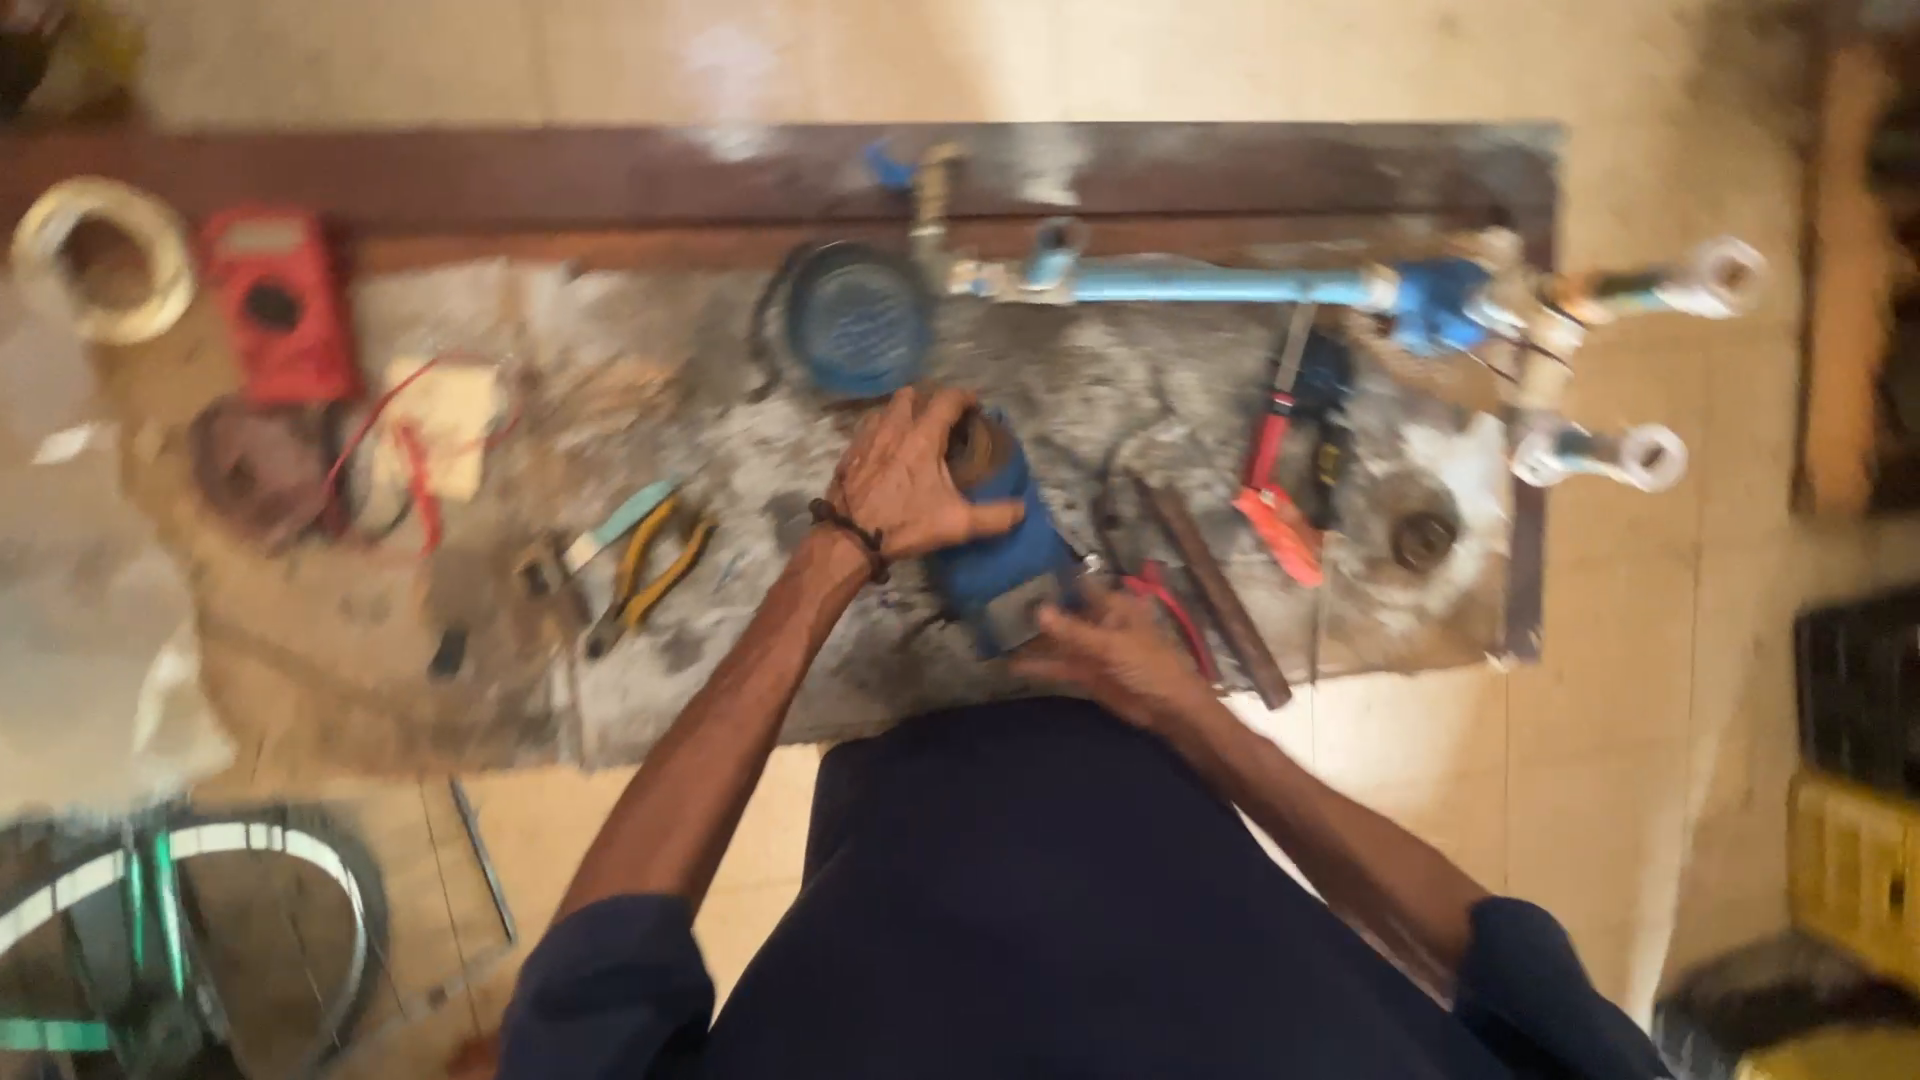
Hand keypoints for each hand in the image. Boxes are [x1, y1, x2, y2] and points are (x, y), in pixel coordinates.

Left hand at [826, 385, 1025, 558]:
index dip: (965, 397)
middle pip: (913, 394)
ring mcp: (867, 436)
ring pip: (887, 407)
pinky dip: (882, 427)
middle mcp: (894, 427)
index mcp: (922, 437)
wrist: (849, 538)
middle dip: (931, 398)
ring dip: (904, 410)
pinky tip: (887, 447)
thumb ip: (994, 516)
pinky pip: (868, 425)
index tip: (975, 406)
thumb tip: (1022, 510)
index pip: (947, 399)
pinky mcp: (850, 451)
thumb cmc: (904, 524)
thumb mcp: (956, 524)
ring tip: (915, 429)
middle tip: (943, 417)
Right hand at [1010, 581, 1219, 733]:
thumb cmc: (1148, 665)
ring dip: (1032, 638)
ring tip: (995, 631)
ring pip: (1057, 639)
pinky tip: (1011, 664)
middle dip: (1035, 608)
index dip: (1051, 577)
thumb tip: (1037, 609)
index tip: (1017, 570)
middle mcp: (1098, 621)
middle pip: (1063, 611)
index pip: (1077, 583)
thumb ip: (1072, 630)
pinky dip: (1038, 665)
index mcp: (1112, 605)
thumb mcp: (1110, 645)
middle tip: (995, 600)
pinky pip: (1058, 665)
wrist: (1170, 709)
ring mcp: (1091, 648)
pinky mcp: (1086, 672)